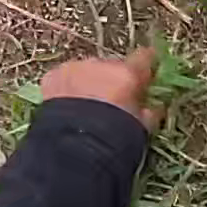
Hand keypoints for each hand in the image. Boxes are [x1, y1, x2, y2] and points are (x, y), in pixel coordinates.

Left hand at [41, 47, 161, 129]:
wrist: (76, 148)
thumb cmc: (117, 138)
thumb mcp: (142, 128)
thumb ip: (149, 112)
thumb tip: (154, 107)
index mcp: (128, 74)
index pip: (144, 58)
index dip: (146, 65)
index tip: (147, 73)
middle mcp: (101, 65)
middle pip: (113, 67)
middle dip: (113, 80)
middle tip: (113, 102)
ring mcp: (74, 68)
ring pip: (87, 71)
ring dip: (90, 84)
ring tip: (87, 107)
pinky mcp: (53, 77)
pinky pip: (65, 78)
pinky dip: (68, 89)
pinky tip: (68, 106)